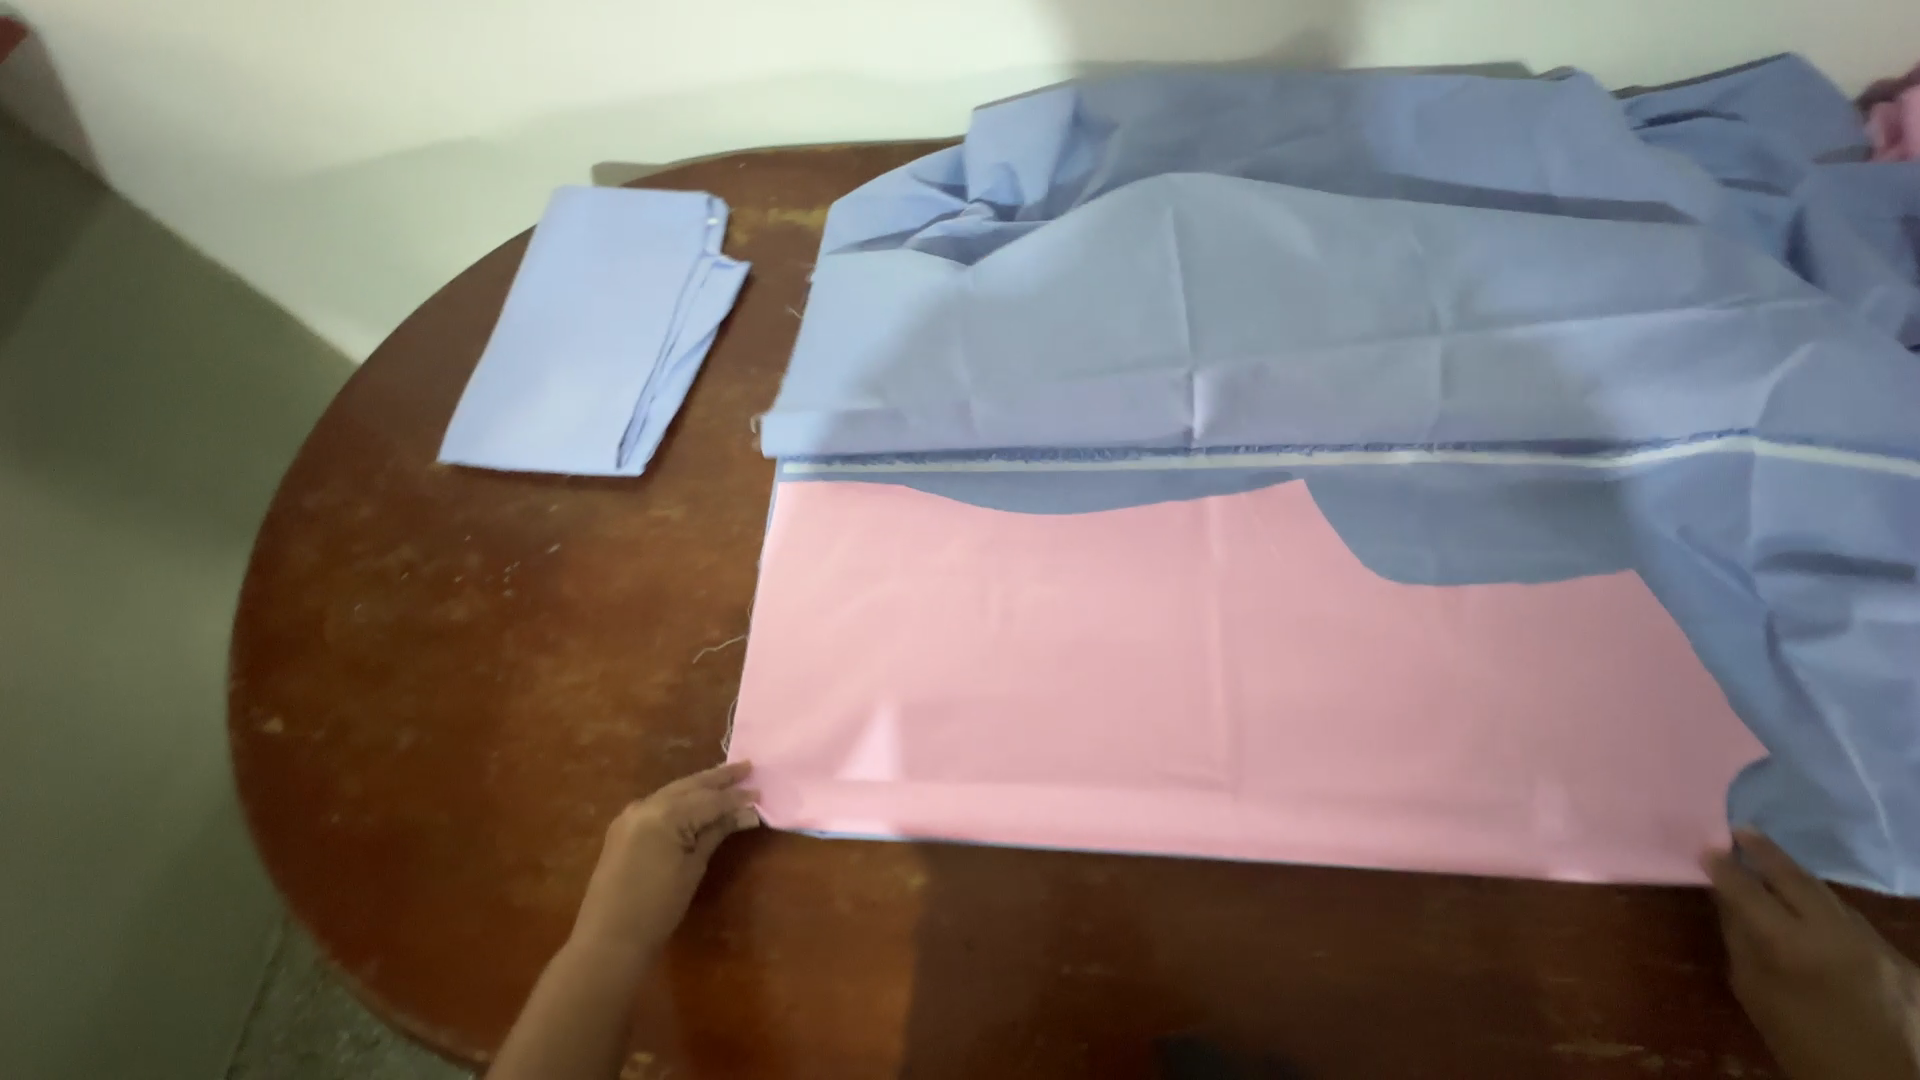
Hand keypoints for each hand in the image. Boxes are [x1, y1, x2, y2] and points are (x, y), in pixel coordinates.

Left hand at [570, 761, 759, 954]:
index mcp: (665, 815)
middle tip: (746, 767)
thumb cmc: (658, 908)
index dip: (736, 797)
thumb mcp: (693, 867)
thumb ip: (716, 832)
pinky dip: (680, 799)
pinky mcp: (623, 827)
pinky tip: (694, 798)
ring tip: (726, 778)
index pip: (710, 800)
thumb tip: (748, 813)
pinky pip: (658, 804)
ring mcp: (631, 815)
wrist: (609, 940)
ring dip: (700, 785)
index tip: (760, 792)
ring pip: (674, 791)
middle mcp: (646, 806)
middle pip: (690, 786)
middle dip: (719, 778)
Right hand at [1704, 829, 1919, 1079]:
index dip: (1722, 866)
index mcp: (1789, 946)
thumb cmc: (1802, 1042)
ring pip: (1830, 897)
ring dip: (1796, 876)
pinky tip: (1810, 903)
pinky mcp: (1903, 961)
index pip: (1746, 889)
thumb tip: (1727, 900)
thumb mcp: (1755, 991)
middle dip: (1766, 853)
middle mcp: (1838, 937)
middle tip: (1740, 831)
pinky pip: (1853, 920)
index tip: (1704, 847)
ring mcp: (1878, 947)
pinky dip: (1824, 904)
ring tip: (1770, 860)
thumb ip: (1742, 940)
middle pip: (1797, 880)